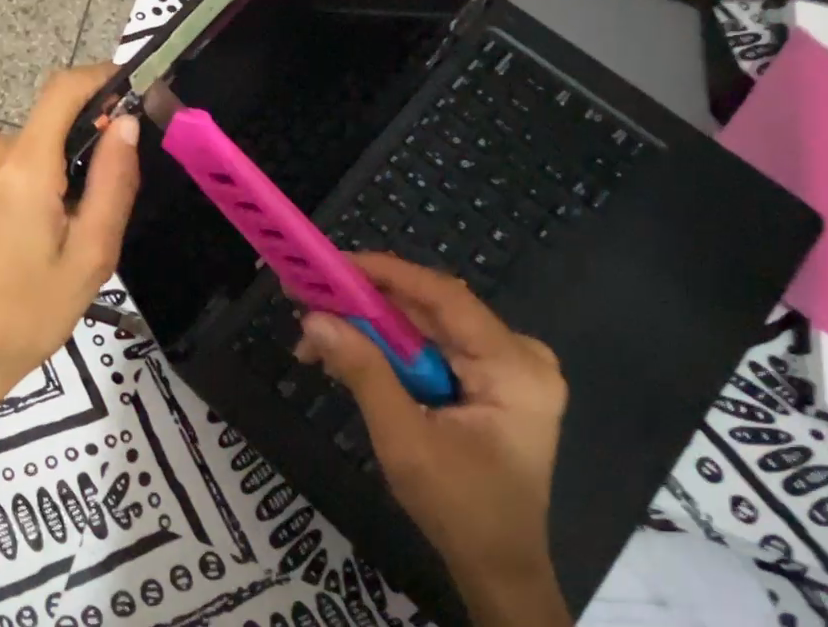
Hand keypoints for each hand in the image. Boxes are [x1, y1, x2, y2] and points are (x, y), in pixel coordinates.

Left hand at [0, 65, 140, 433]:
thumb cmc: (26, 315)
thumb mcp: (90, 256)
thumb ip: (112, 182)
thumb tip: (125, 124)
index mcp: (20, 165)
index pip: (63, 88)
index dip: (102, 78)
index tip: (136, 90)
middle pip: (52, 123)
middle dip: (85, 150)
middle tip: (102, 211)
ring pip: (34, 147)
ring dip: (60, 174)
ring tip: (68, 237)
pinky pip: (11, 165)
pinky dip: (36, 184)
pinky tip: (39, 236)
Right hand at [294, 254, 568, 621]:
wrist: (498, 565)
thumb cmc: (459, 507)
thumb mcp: (404, 439)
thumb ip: (363, 372)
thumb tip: (313, 318)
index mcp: (514, 367)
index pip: (444, 296)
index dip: (385, 272)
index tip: (330, 263)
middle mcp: (519, 355)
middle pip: (432, 309)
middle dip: (365, 305)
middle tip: (308, 300)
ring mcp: (508, 367)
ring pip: (427, 326)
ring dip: (370, 329)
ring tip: (316, 338)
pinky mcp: (492, 381)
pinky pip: (433, 347)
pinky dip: (388, 349)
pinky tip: (348, 356)